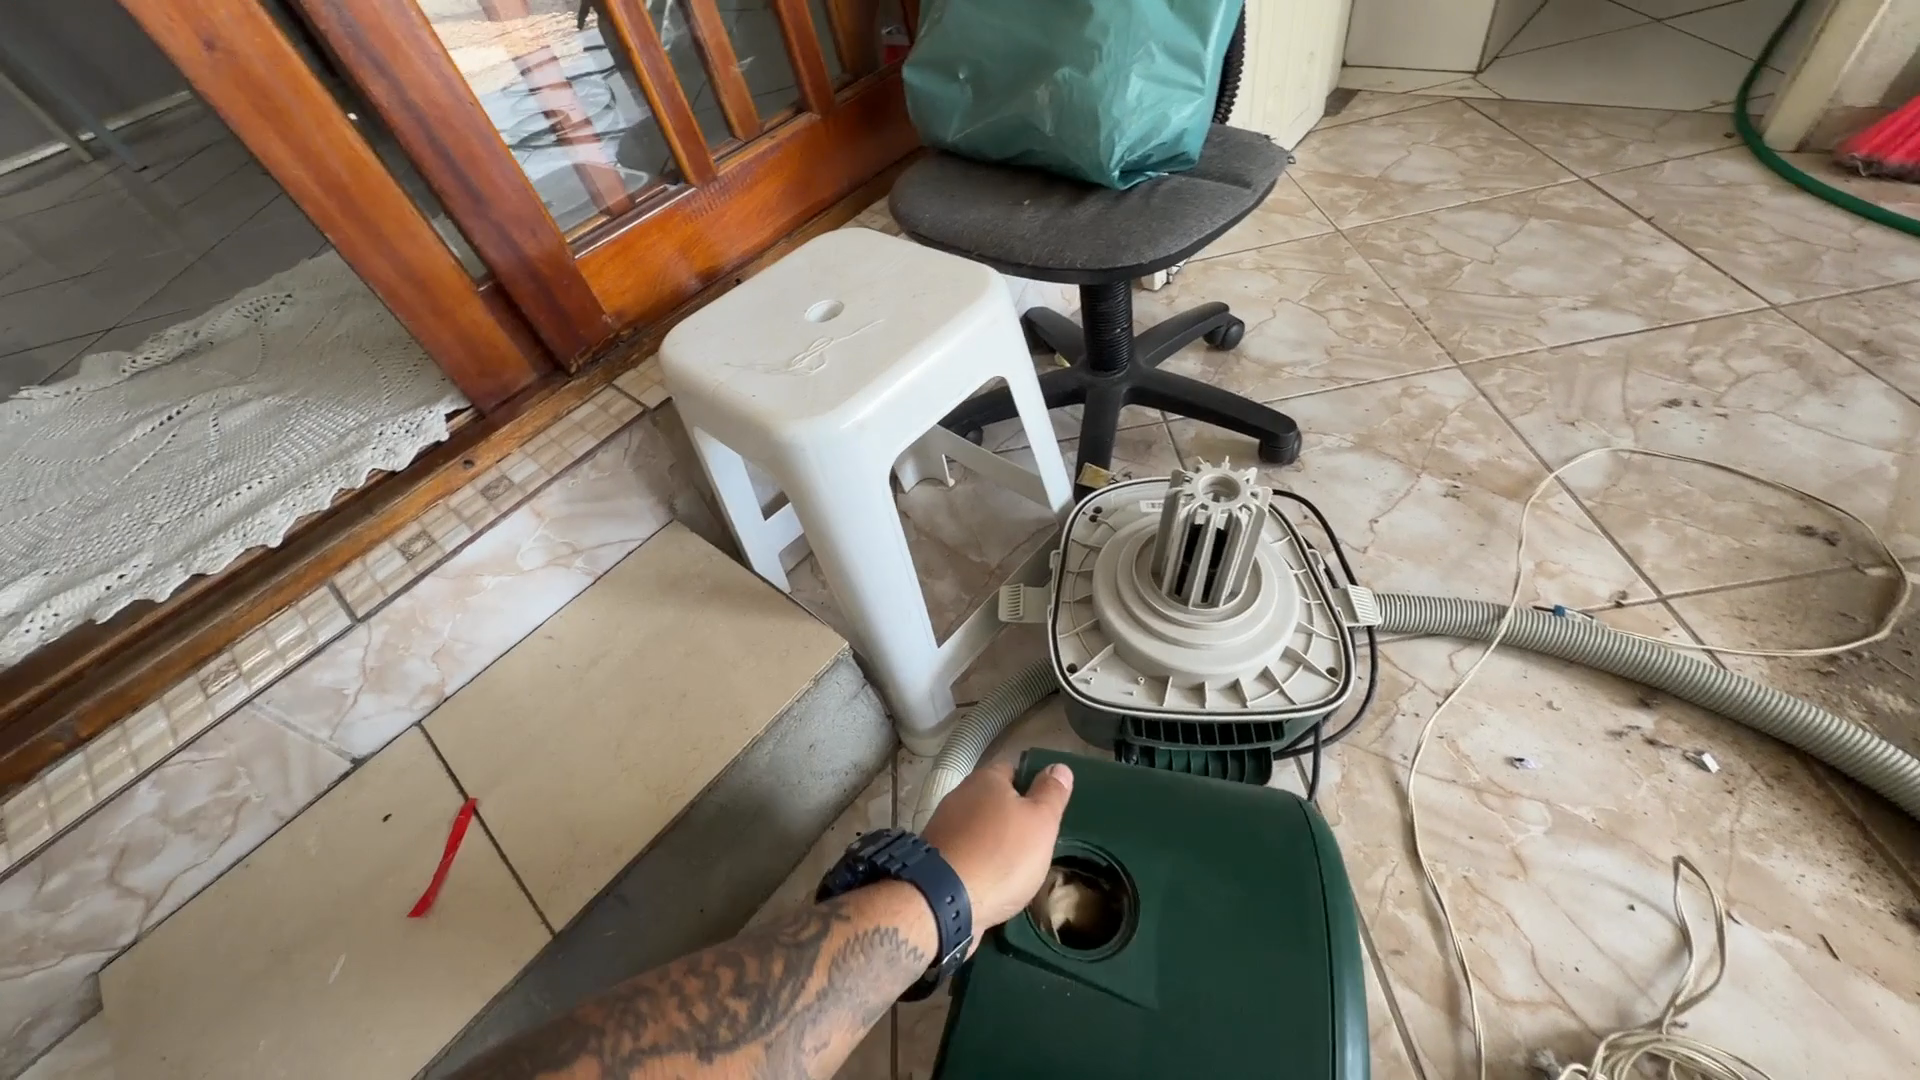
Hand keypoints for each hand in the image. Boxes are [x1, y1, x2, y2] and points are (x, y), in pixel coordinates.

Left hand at [920, 762, 1073, 936]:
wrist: (944, 902)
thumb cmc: (1001, 855)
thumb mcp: (1040, 822)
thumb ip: (1051, 793)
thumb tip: (1059, 767)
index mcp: (985, 779)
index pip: (1012, 770)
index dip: (1031, 786)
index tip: (1045, 810)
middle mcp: (960, 796)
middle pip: (993, 800)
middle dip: (1012, 818)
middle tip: (1035, 842)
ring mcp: (943, 827)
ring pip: (978, 829)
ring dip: (994, 843)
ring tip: (1016, 868)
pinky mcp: (935, 858)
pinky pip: (965, 854)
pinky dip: (978, 864)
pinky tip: (992, 883)